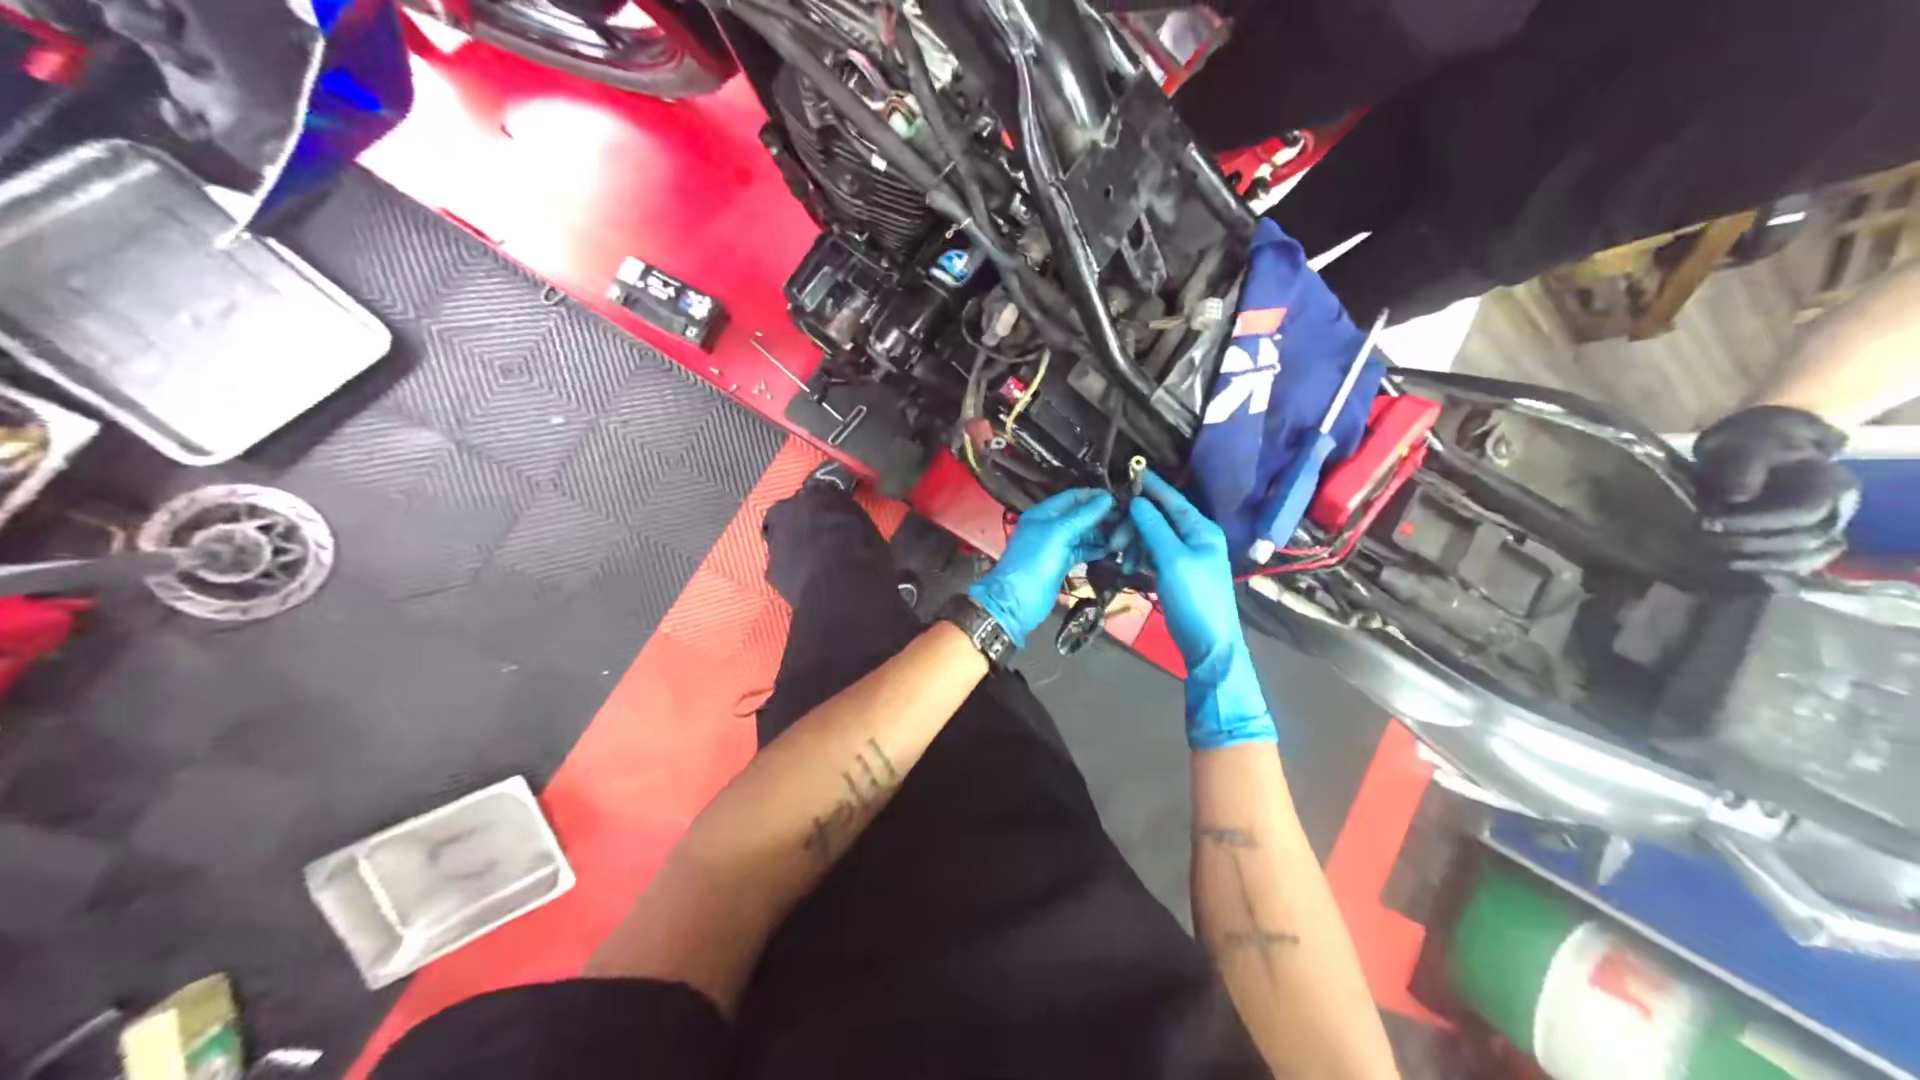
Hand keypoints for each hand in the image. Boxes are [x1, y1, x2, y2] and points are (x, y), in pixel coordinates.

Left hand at [969, 488, 1120, 645]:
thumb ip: (1083, 515)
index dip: (1096, 497)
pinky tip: (1114, 551)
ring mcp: (1058, 545)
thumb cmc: (1034, 562)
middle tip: (1129, 521)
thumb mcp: (1058, 533)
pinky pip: (1084, 550)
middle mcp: (1052, 525)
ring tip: (1125, 537)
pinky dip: (1098, 549)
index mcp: (1045, 512)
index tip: (1122, 499)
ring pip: (1086, 533)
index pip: (1074, 497)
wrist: (1016, 602)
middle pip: (1082, 515)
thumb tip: (1107, 497)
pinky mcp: (1064, 563)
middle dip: (1104, 517)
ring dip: (1104, 534)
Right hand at [1126, 471, 1275, 750]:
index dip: (1151, 485)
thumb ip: (1154, 528)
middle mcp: (1196, 537)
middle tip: (1113, 540)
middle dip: (1135, 524)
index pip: (1173, 498)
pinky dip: (1141, 556)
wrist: (1210, 644)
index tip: (1129, 470)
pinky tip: (1129, 566)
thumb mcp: (1172, 561)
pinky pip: (1155, 554)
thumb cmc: (1194, 599)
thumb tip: (1138, 501)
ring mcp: (1188, 556)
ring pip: (1154, 536)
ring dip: (1135, 542)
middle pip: (1160, 518)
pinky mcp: (1179, 573)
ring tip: (1121, 558)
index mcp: (1201, 529)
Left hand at [1695, 406, 1860, 573]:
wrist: (1757, 449)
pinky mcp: (1797, 545)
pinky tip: (1722, 573)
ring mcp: (1820, 531)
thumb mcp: (1746, 447)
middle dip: (1747, 545)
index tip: (1707, 523)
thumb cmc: (1751, 446)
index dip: (1755, 522)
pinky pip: (1790, 569)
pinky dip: (1759, 574)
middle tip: (1699, 543)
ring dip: (1754, 565)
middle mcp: (1835, 513)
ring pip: (1802, 561)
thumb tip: (1737, 496)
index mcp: (1830, 486)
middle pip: (1803, 541)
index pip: (1802, 513)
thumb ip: (1744, 468)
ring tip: (1707, 560)